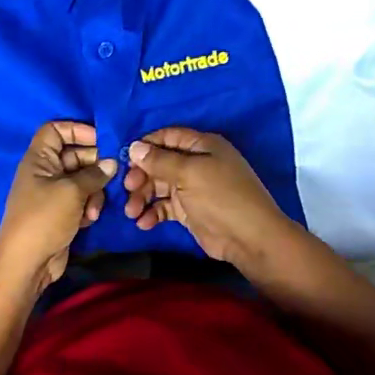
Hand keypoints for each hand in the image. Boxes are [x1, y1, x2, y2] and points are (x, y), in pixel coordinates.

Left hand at [0, 121, 117, 287]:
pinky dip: (88, 207)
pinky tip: (89, 220)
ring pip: (82, 180)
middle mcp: (44, 172)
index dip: (77, 129)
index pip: (55, 130)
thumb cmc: (44, 218)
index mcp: (38, 159)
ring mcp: (53, 194)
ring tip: (93, 209)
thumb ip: (94, 174)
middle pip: (74, 155)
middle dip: (94, 165)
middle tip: (112, 175)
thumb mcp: (71, 191)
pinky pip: (81, 200)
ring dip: (93, 191)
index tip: (101, 139)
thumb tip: (111, 163)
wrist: (28, 262)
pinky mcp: (61, 213)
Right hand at [124, 127, 304, 267]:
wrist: (248, 237)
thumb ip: (159, 160)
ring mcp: (192, 188)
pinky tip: (144, 224)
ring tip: (132, 212)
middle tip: (128, 189)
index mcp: (202, 146)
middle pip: (159, 163)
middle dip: (141, 176)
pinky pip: (164, 207)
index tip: (125, 159)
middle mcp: (196, 164)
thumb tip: (133, 147)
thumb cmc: (221, 197)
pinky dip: (153, 214)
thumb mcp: (189, 173)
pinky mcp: (189, 211)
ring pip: (159, 187)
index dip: (146, 146)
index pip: (168, 137)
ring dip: (143, 198)